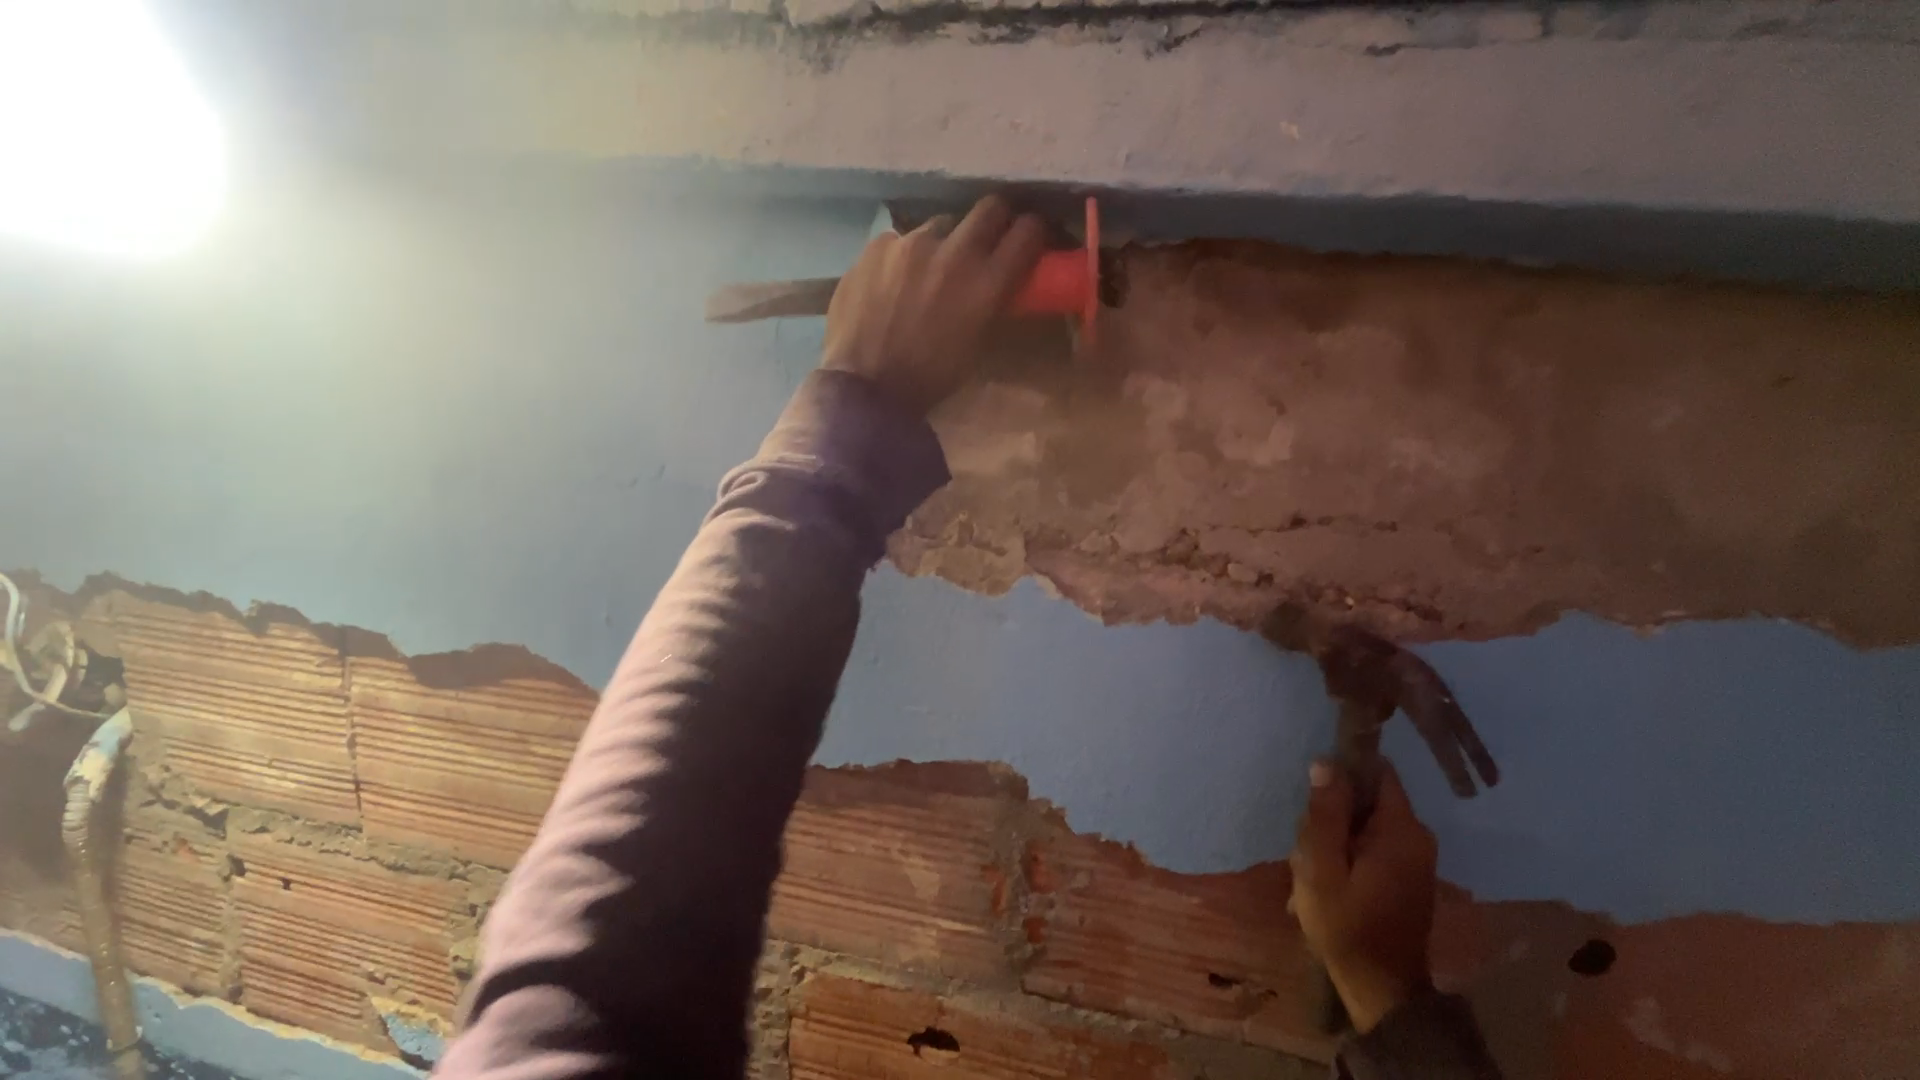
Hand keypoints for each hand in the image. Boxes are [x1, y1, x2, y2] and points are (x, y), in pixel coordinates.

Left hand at [821, 195, 1047, 413]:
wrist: (866, 386)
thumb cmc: (930, 377)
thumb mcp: (978, 343)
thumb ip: (992, 301)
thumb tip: (998, 279)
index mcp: (987, 282)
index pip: (1028, 232)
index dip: (1032, 233)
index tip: (1027, 241)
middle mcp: (955, 251)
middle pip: (990, 208)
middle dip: (994, 221)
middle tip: (986, 242)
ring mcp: (912, 243)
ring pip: (940, 226)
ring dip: (942, 244)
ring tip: (926, 273)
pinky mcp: (877, 245)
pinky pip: (900, 241)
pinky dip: (902, 258)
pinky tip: (890, 284)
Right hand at [1289, 761, 1437, 1032]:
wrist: (1382, 990)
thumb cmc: (1346, 926)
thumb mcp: (1321, 866)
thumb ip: (1324, 813)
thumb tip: (1326, 761)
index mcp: (1401, 829)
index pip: (1377, 771)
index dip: (1343, 772)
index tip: (1313, 795)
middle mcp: (1417, 836)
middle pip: (1366, 799)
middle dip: (1331, 816)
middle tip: (1307, 850)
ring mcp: (1415, 858)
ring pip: (1364, 824)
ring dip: (1334, 841)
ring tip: (1312, 874)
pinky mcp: (1408, 876)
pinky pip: (1372, 846)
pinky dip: (1347, 858)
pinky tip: (1327, 884)